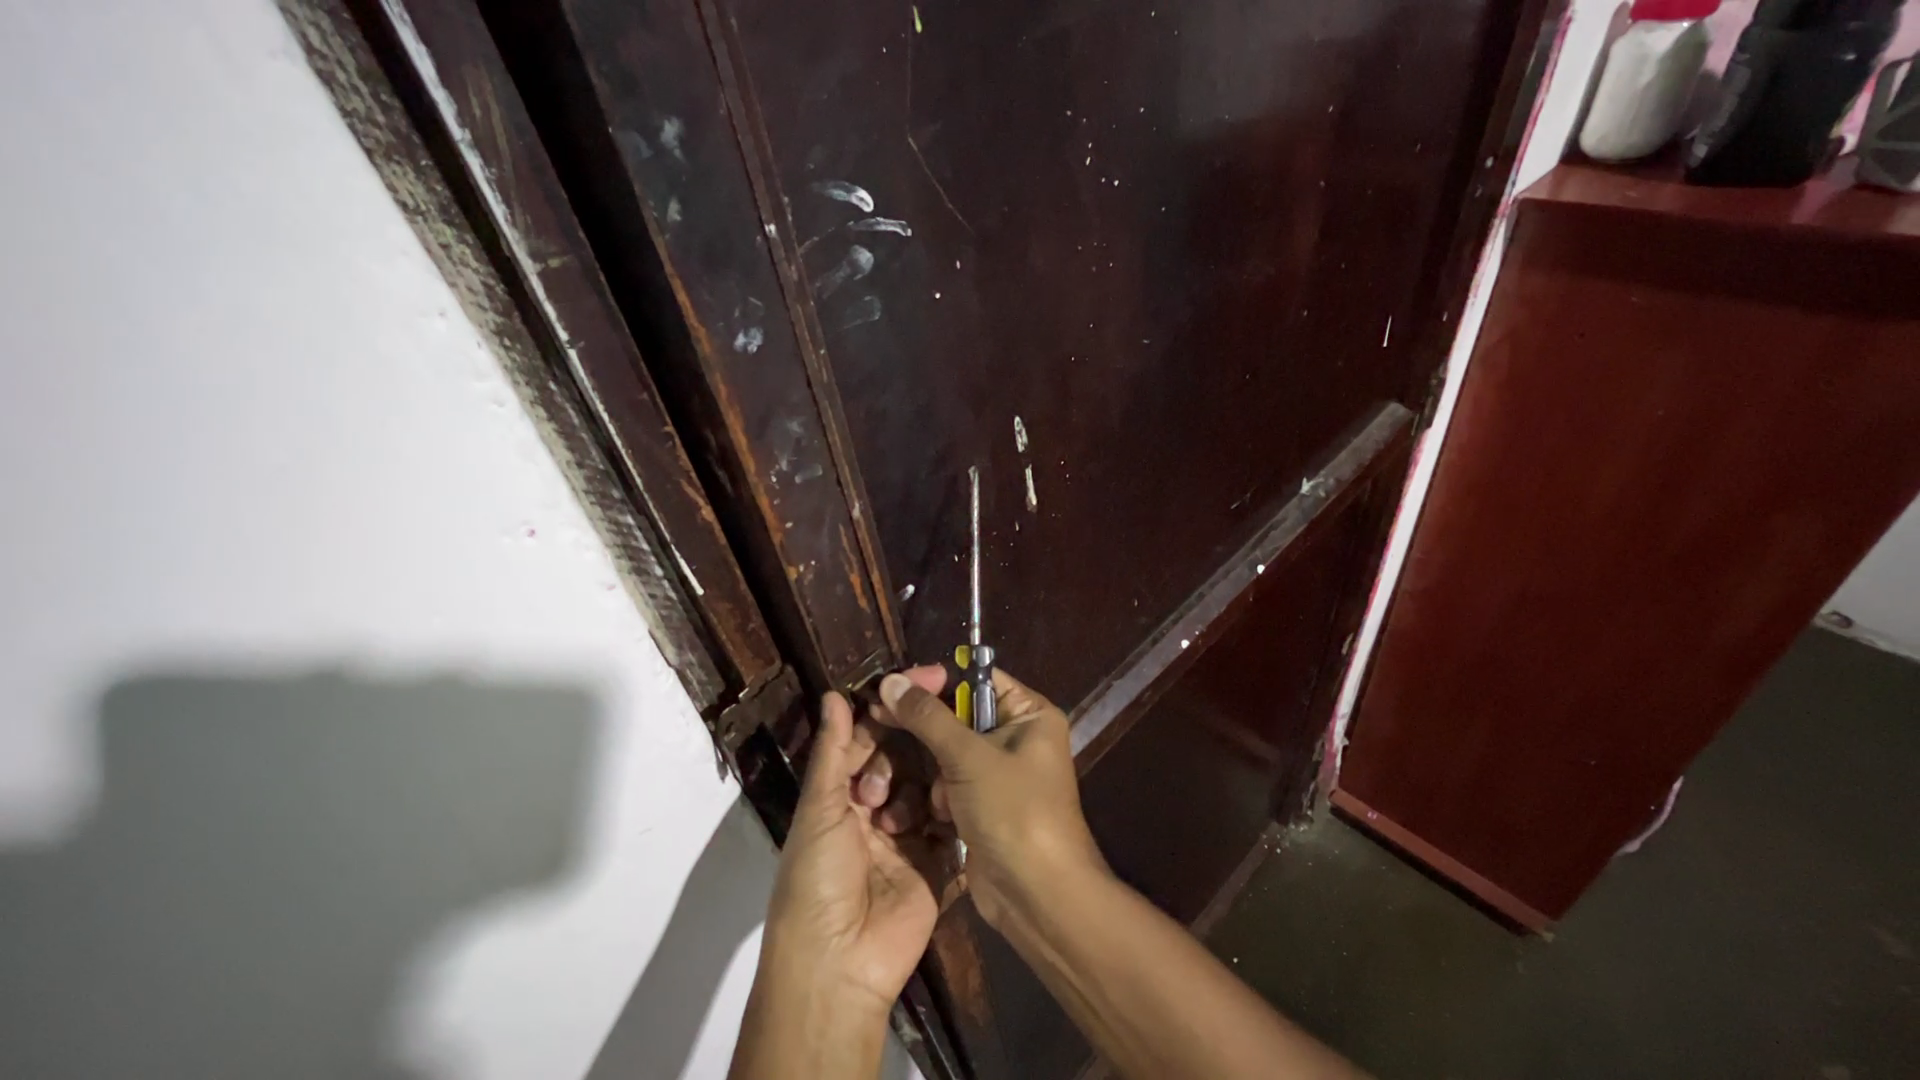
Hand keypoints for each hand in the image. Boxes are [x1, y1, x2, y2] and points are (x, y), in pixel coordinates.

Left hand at [759, 691, 938, 1013]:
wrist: (839, 963)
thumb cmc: (818, 878)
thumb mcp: (820, 810)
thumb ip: (834, 752)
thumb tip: (835, 694)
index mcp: (839, 798)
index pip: (869, 740)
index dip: (892, 710)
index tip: (925, 679)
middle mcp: (874, 813)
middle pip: (905, 762)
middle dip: (917, 741)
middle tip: (942, 712)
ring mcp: (909, 840)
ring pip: (931, 790)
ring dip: (930, 784)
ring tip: (919, 799)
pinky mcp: (938, 866)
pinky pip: (952, 829)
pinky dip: (955, 814)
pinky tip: (959, 802)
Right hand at [867, 668, 1106, 933]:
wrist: (1037, 893)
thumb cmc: (1014, 811)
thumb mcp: (969, 758)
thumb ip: (928, 717)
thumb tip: (891, 682)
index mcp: (1029, 714)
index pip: (978, 678)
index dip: (936, 678)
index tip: (895, 683)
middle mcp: (1017, 737)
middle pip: (959, 714)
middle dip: (924, 726)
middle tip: (879, 717)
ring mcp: (1000, 774)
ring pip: (948, 751)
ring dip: (931, 767)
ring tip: (919, 780)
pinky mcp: (983, 806)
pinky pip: (949, 783)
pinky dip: (938, 794)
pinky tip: (934, 811)